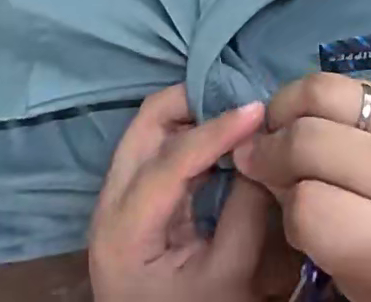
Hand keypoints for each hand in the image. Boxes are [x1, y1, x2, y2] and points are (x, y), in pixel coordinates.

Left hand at [90, 85, 271, 301]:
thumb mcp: (232, 273)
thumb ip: (247, 205)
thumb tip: (260, 146)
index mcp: (124, 231)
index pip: (170, 159)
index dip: (217, 129)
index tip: (258, 109)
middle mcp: (110, 204)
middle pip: (147, 124)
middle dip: (194, 101)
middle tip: (242, 99)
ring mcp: (119, 199)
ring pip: (152, 128)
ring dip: (195, 113)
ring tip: (238, 113)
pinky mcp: (136, 200)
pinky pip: (161, 146)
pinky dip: (193, 132)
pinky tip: (226, 135)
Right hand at [232, 74, 370, 301]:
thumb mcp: (367, 286)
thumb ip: (313, 230)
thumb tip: (262, 167)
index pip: (312, 209)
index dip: (286, 208)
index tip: (278, 206)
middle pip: (312, 141)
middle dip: (272, 149)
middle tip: (255, 157)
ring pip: (325, 91)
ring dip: (287, 106)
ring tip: (278, 127)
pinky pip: (348, 81)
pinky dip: (315, 94)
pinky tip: (309, 115)